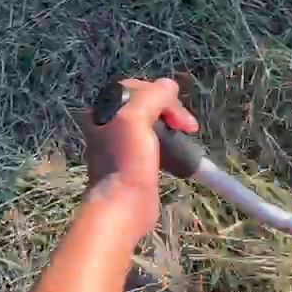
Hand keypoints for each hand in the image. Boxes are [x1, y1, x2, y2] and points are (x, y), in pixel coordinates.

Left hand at [78, 77, 199, 247]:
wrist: (123, 206)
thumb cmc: (127, 160)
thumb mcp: (136, 118)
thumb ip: (153, 95)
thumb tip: (169, 85)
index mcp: (103, 110)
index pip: (138, 87)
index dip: (161, 96)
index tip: (177, 116)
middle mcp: (108, 123)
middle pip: (146, 102)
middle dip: (169, 109)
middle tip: (188, 127)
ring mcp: (120, 142)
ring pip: (151, 121)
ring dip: (170, 124)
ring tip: (185, 135)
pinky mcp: (133, 159)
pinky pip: (153, 139)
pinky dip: (167, 140)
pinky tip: (176, 150)